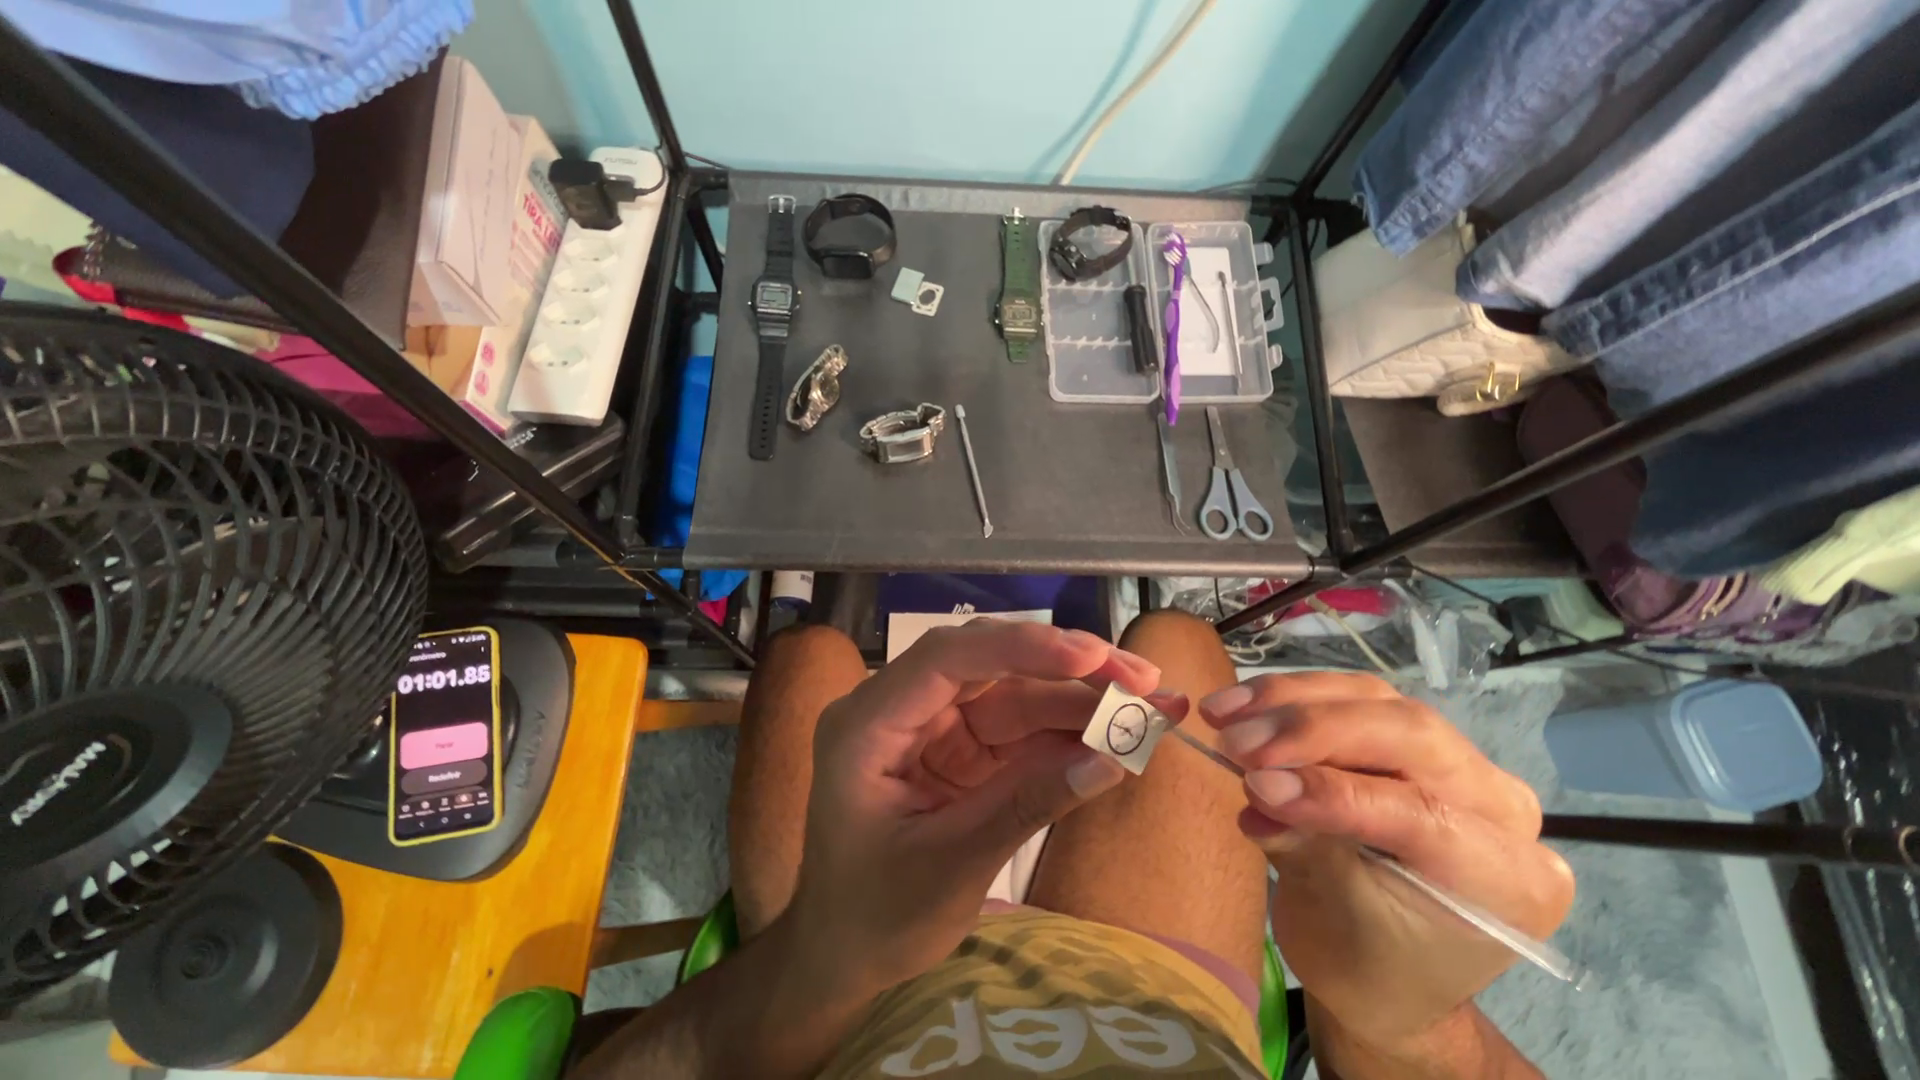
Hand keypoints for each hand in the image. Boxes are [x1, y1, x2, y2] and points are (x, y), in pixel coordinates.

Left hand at [784, 620, 1175, 994]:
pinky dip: (1070, 735)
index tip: (1092, 657)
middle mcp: (901, 710)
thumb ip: (1027, 805)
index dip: (1021, 648)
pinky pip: (1023, 732)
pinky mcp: (962, 752)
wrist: (846, 955)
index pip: (946, 660)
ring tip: (1155, 708)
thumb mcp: (951, 865)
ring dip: (1083, 701)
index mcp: (868, 724)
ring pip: (1016, 695)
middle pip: (991, 666)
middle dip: (1069, 670)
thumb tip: (1112, 761)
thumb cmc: (877, 915)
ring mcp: (935, 729)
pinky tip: (1119, 735)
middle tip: (1145, 680)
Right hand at [1199, 674, 1574, 1057]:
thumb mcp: (1335, 919)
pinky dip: (1292, 699)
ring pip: (1375, 701)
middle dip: (1310, 729)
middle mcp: (1499, 805)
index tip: (1255, 785)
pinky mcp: (1413, 740)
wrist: (1381, 976)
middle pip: (1407, 733)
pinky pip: (1355, 701)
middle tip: (1232, 741)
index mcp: (1508, 875)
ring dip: (1290, 700)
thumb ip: (1305, 846)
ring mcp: (1459, 763)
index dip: (1333, 793)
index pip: (1422, 812)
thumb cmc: (1366, 966)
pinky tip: (1241, 704)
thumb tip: (1259, 788)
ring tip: (1220, 712)